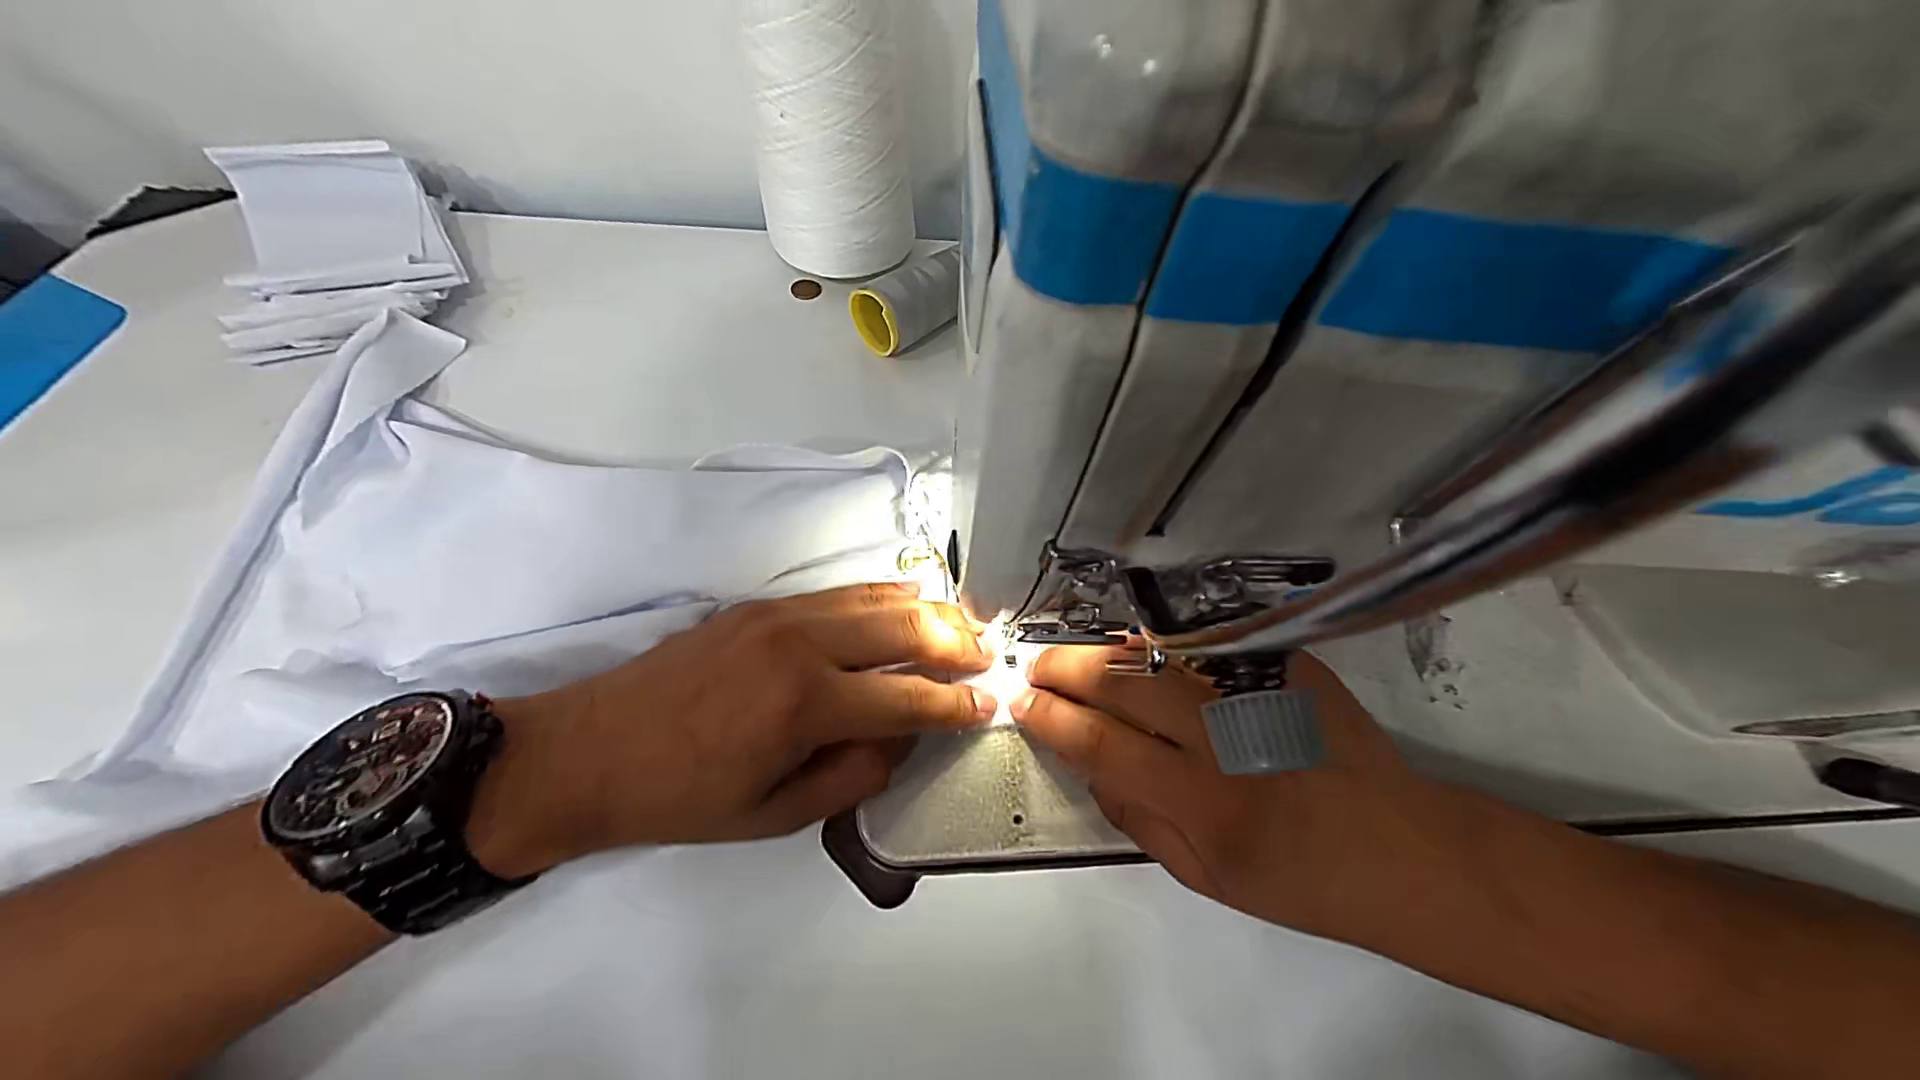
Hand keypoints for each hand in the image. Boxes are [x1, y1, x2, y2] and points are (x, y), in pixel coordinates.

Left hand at [469, 584, 995, 875]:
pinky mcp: (761, 603)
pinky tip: (905, 608)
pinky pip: (842, 593)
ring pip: (879, 598)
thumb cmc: (681, 796)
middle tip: (988, 659)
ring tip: (961, 630)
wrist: (587, 750)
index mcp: (804, 704)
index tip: (989, 707)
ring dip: (929, 613)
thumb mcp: (775, 813)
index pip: (909, 698)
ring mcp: (779, 613)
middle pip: (907, 628)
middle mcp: (800, 643)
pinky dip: (884, 599)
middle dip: (959, 644)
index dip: (957, 705)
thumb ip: (853, 775)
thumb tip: (900, 738)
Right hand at [1013, 646, 1440, 940]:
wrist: (1402, 847)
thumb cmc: (1300, 878)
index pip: (1102, 743)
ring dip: (1104, 650)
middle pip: (1122, 681)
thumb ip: (1136, 818)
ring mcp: (1260, 690)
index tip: (1024, 705)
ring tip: (1075, 658)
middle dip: (1065, 668)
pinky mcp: (1284, 665)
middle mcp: (1229, 736)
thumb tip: (1090, 765)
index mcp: (1205, 801)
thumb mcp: (1204, 875)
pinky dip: (1158, 644)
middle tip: (1037, 668)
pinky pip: (1202, 643)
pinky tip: (1135, 651)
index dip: (1052, 719)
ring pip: (1158, 651)